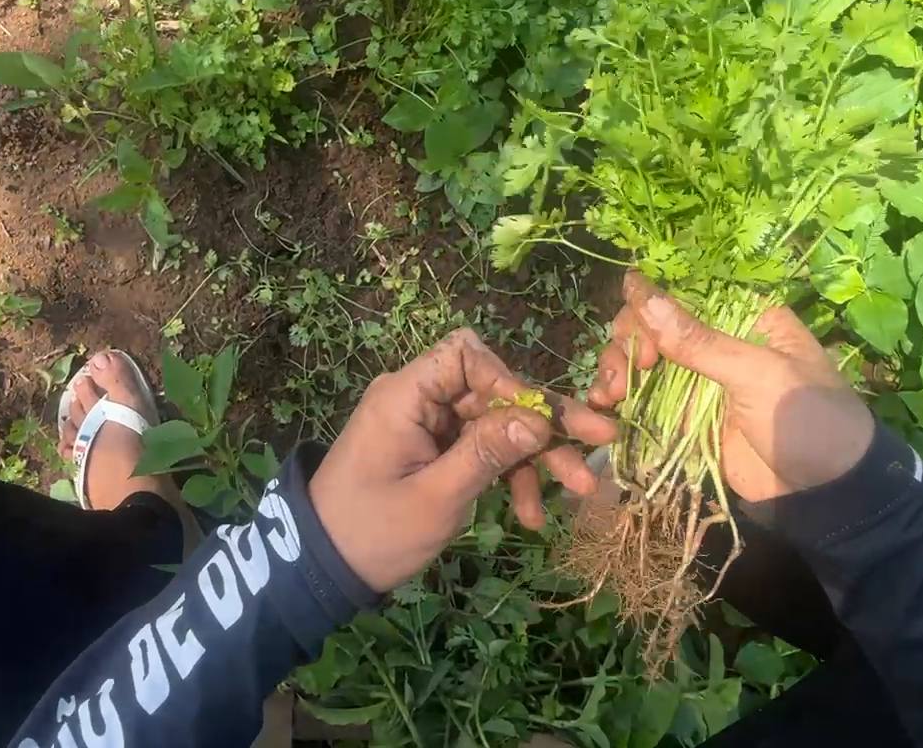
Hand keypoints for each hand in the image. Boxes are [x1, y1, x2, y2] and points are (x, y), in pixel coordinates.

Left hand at [310, 329, 617, 591]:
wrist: (323, 567)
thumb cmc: (373, 531)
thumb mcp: (436, 497)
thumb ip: (487, 453)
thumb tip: (539, 419)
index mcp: (406, 393)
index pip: (465, 355)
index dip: (509, 379)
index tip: (541, 421)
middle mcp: (418, 398)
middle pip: (491, 390)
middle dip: (542, 421)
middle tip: (599, 441)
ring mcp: (428, 423)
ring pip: (494, 422)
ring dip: (533, 456)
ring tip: (578, 490)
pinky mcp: (435, 448)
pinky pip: (480, 448)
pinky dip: (506, 475)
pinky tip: (530, 514)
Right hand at [590, 273, 874, 502]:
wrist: (827, 498)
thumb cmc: (808, 421)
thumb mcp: (759, 375)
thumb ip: (698, 340)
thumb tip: (637, 291)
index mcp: (741, 315)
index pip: (680, 291)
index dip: (648, 308)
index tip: (642, 345)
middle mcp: (714, 338)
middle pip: (651, 322)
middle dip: (627, 343)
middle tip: (624, 376)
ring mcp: (696, 376)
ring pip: (639, 356)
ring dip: (616, 369)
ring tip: (608, 395)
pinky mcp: (684, 412)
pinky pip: (643, 395)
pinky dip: (619, 397)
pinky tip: (603, 406)